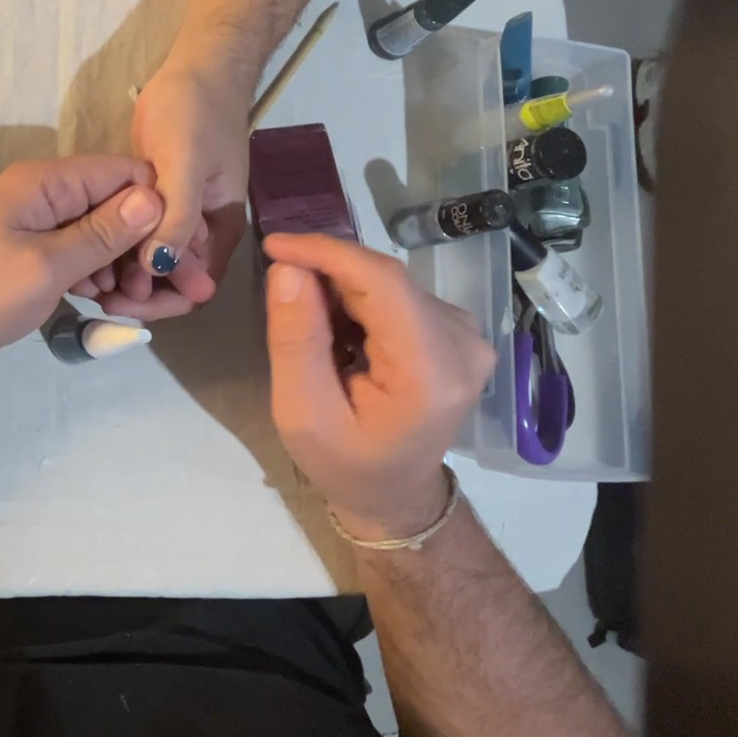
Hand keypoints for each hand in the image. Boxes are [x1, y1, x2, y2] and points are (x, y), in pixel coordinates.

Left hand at [0, 156, 163, 372]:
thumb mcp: (48, 265)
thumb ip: (102, 232)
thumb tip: (154, 198)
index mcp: (46, 182)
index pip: (122, 174)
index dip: (159, 208)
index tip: (188, 248)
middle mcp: (45, 195)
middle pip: (114, 207)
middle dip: (146, 245)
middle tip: (179, 290)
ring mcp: (37, 226)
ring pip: (99, 235)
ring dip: (122, 266)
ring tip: (138, 303)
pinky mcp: (33, 255)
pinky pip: (78, 256)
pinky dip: (96, 276)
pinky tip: (107, 304)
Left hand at [101, 67, 249, 319]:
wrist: (198, 70)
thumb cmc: (197, 114)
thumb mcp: (185, 166)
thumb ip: (175, 216)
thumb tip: (158, 266)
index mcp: (214, 228)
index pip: (194, 280)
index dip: (164, 297)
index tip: (127, 303)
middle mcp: (191, 228)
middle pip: (165, 276)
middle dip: (136, 289)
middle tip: (98, 297)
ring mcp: (167, 215)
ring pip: (141, 258)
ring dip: (118, 272)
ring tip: (85, 281)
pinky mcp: (145, 201)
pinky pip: (125, 236)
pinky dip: (108, 248)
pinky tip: (81, 253)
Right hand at [262, 233, 495, 539]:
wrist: (393, 492)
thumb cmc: (343, 462)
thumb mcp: (301, 412)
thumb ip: (296, 340)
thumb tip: (287, 269)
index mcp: (430, 372)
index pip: (381, 283)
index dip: (326, 253)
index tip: (272, 244)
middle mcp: (462, 343)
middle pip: (384, 279)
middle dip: (324, 273)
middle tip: (276, 292)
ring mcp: (465, 334)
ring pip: (386, 282)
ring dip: (337, 288)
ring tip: (306, 325)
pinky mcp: (455, 329)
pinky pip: (394, 294)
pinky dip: (355, 299)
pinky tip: (335, 332)